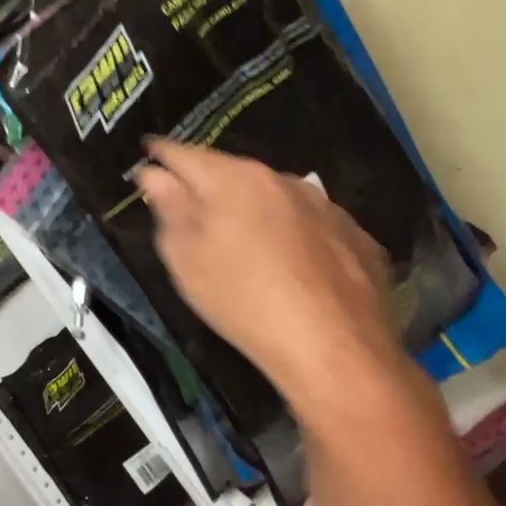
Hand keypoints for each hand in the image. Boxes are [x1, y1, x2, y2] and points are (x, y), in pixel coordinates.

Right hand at [139, 139, 402, 417]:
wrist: (337, 352)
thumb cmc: (241, 298)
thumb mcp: (183, 255)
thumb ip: (168, 207)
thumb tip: (156, 176)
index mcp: (232, 179)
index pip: (182, 153)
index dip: (159, 154)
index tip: (145, 155)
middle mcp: (282, 181)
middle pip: (230, 171)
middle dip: (206, 182)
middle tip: (187, 205)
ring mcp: (327, 208)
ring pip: (273, 196)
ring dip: (251, 206)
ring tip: (239, 234)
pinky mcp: (360, 238)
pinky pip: (310, 223)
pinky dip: (291, 231)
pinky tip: (287, 262)